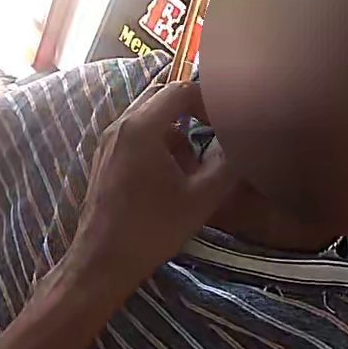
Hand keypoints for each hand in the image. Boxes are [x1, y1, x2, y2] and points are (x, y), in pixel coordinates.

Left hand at [64, 81, 238, 292]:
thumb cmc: (153, 228)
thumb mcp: (202, 196)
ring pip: (147, 116)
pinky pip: (134, 133)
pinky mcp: (103, 157)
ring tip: (192, 163)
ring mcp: (107, 140)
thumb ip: (228, 161)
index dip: (208, 100)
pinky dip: (156, 141)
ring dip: (174, 128)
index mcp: (141, 127)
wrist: (103, 260)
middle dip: (191, 110)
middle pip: (160, 96)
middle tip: (213, 134)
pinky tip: (169, 175)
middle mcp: (120, 125)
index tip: (226, 121)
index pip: (180, 89)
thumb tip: (244, 140)